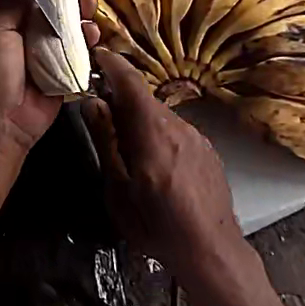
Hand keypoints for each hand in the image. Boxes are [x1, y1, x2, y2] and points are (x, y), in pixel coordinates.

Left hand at [0, 0, 100, 160]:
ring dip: (80, 10)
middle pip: (48, 1)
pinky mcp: (62, 69)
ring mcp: (43, 50)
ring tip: (89, 4)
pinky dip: (89, 38)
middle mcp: (21, 31)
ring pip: (66, 22)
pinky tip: (93, 32)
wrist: (0, 126)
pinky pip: (79, 48)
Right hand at [80, 48, 256, 289]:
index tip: (96, 56)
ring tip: (127, 150)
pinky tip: (155, 165)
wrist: (210, 249)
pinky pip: (177, 132)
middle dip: (121, 101)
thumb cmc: (157, 225)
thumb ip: (106, 141)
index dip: (111, 64)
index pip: (130, 82)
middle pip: (144, 100)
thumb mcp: (118, 188)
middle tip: (101, 116)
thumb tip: (93, 102)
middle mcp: (178, 125)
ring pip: (161, 117)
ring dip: (141, 122)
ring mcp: (197, 137)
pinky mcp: (208, 151)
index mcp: (152, 131)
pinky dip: (159, 135)